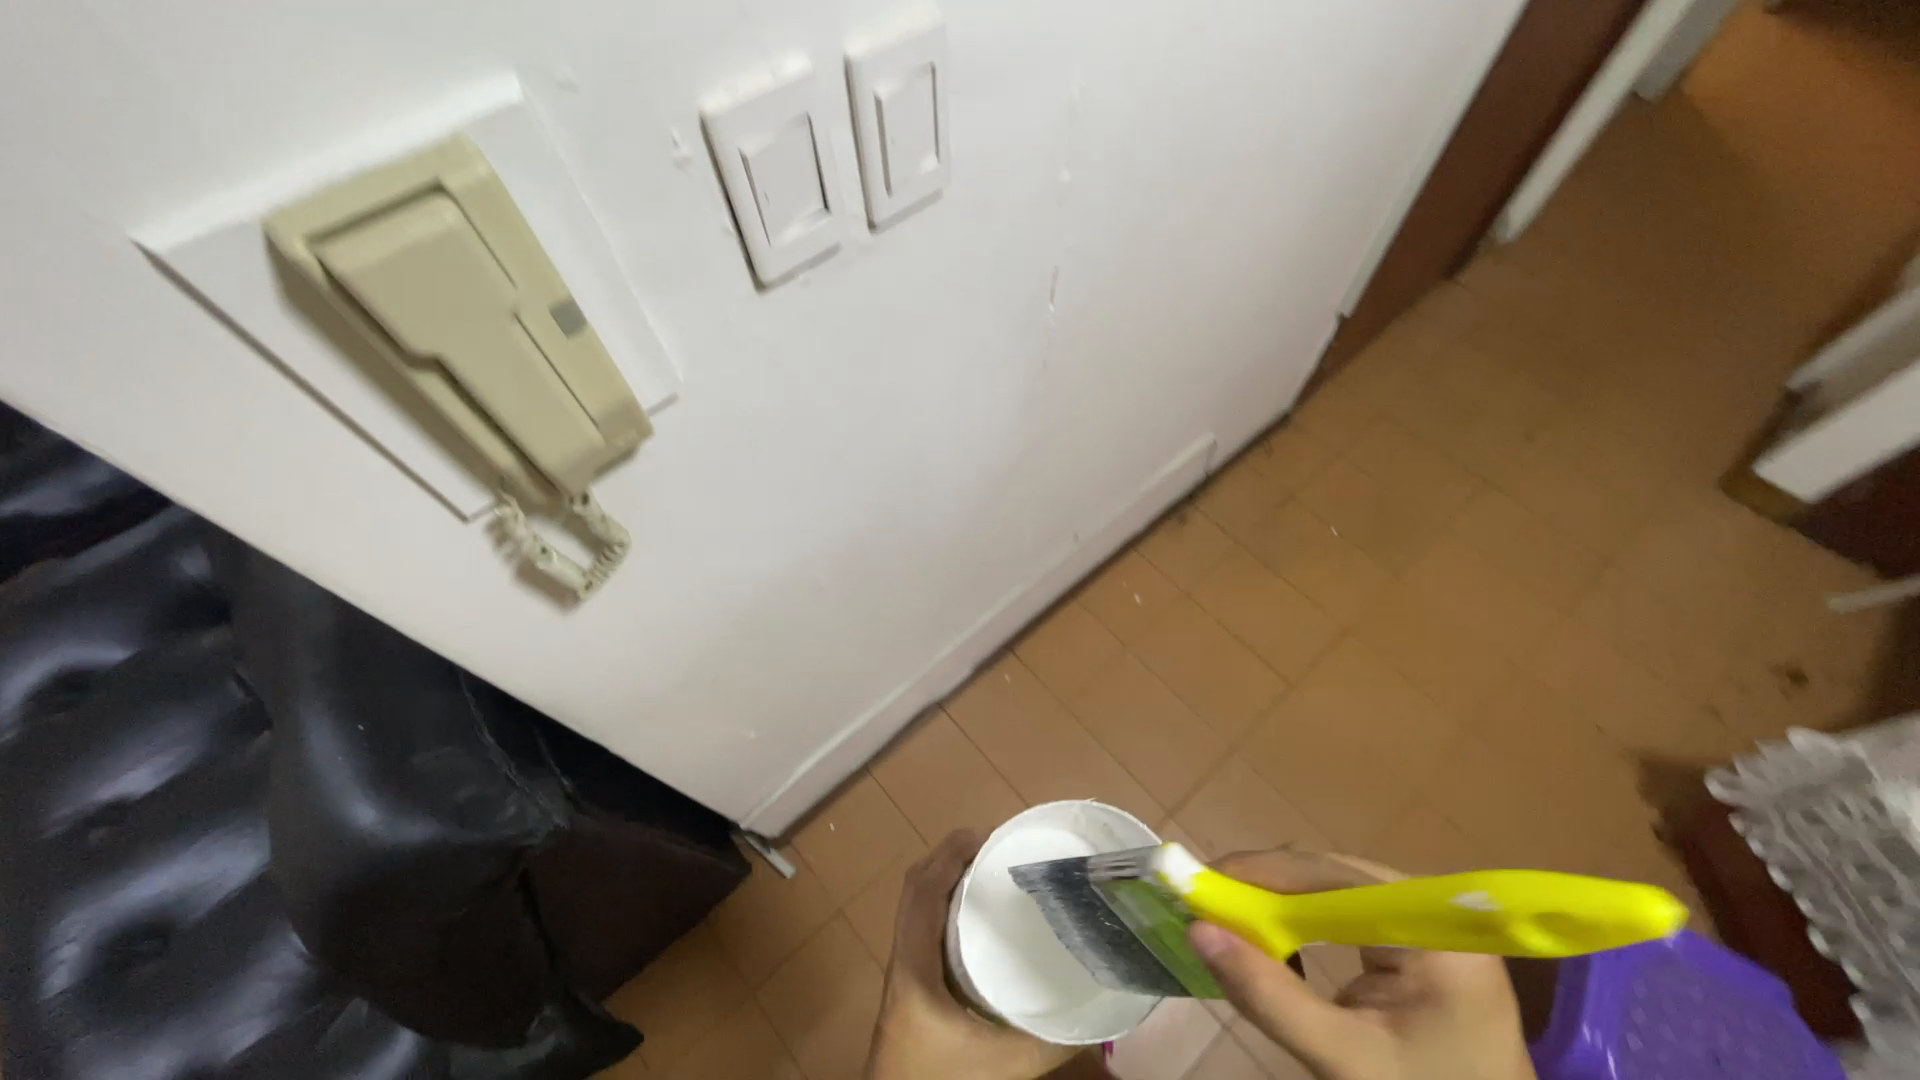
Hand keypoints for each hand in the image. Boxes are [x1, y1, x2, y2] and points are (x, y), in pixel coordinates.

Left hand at [866, 830, 1081, 1079]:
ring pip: (917, 903)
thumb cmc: (941, 1079)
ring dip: (947, 877)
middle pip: (917, 885)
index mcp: (914, 962)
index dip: (950, 853)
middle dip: (953, 856)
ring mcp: (902, 968)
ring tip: (990, 870)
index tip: (990, 836)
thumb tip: (1099, 1007)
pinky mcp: (909, 982)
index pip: (922, 887)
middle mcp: (902, 955)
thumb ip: (1050, 1040)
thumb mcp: (1001, 1064)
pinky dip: (945, 902)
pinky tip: (977, 917)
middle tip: (998, 848)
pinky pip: (922, 924)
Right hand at [1187, 849, 1535, 1079]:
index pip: (1332, 876)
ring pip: (1335, 889)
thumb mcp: (1343, 1060)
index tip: (1201, 886)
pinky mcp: (1421, 945)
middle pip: (1332, 875)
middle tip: (1207, 908)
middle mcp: (1436, 912)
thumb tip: (1197, 931)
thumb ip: (1269, 995)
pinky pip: (1349, 915)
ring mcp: (1432, 926)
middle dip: (1266, 887)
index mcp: (1434, 932)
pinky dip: (1305, 924)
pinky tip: (1278, 947)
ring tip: (1231, 924)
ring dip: (1280, 904)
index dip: (1262, 873)